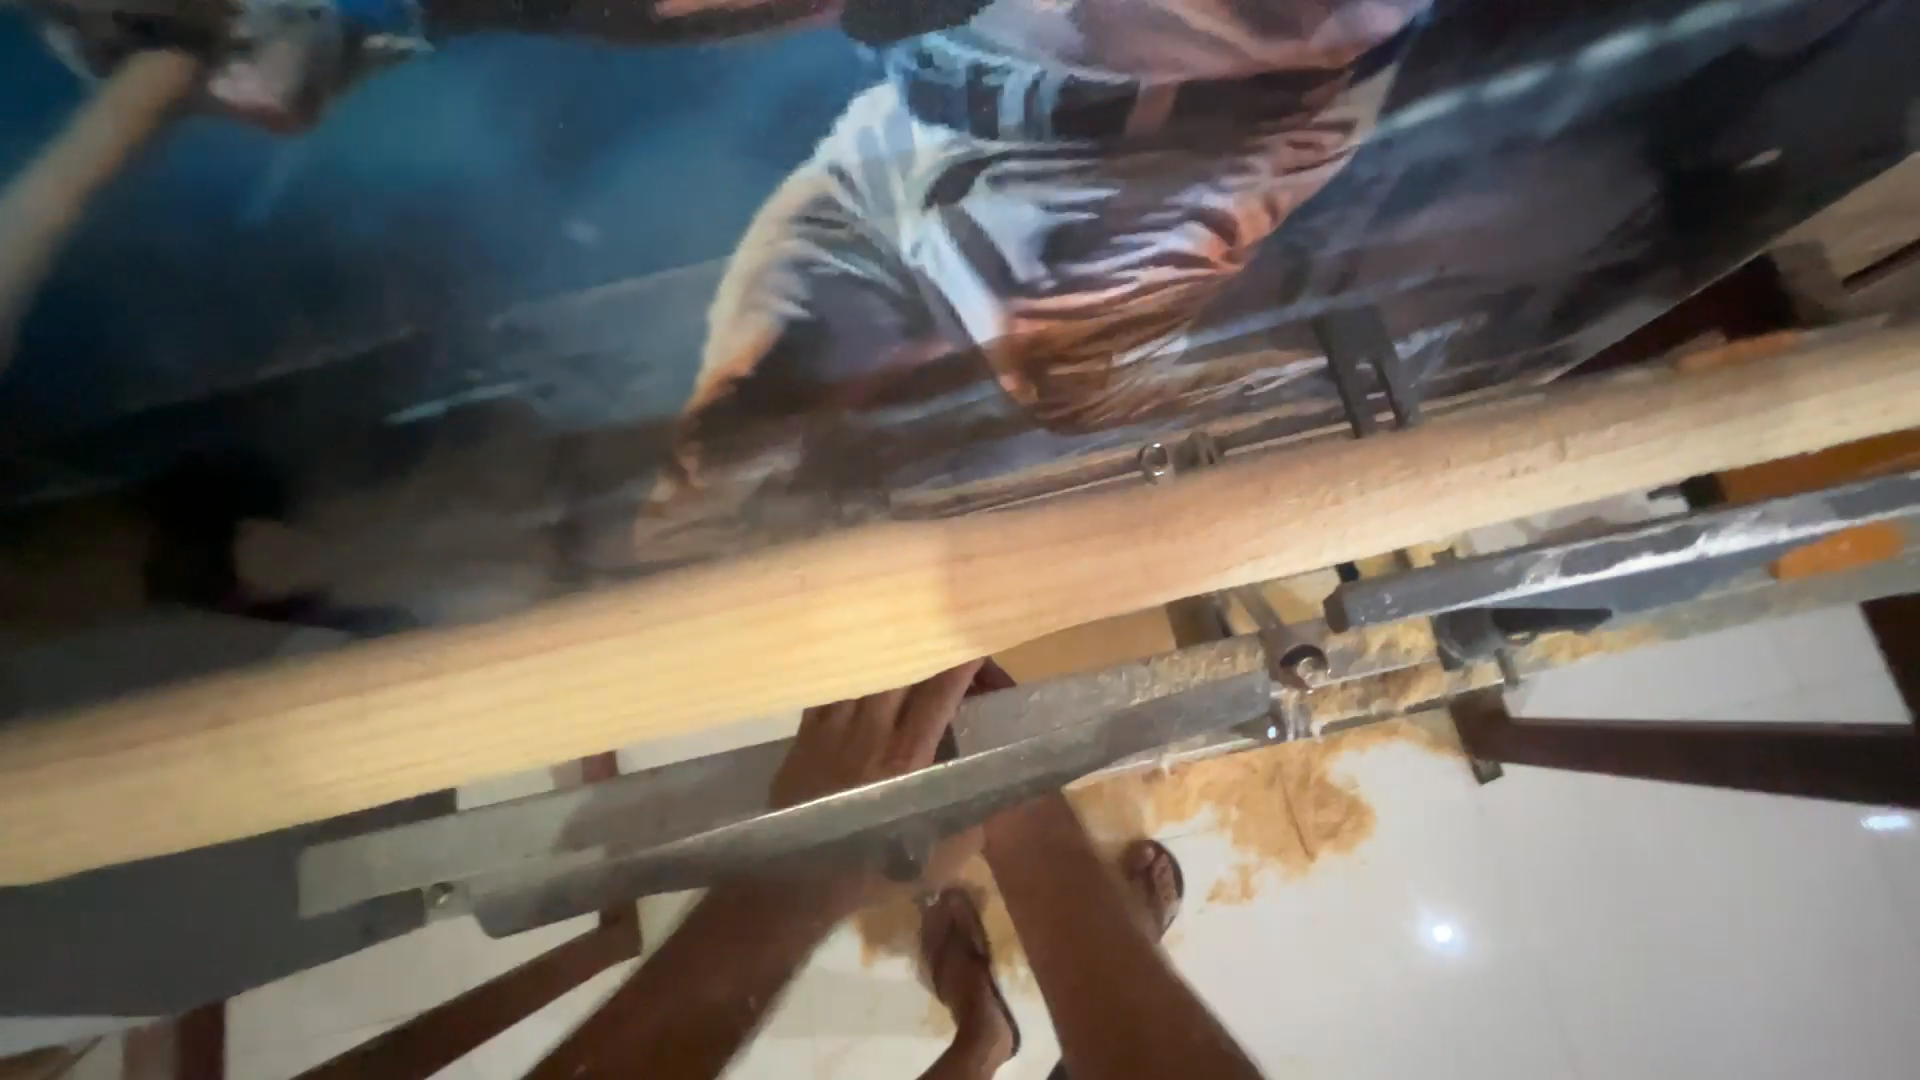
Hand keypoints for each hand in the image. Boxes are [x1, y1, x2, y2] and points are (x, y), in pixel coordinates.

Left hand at [768, 661, 985, 909]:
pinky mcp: (806, 733)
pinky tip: (860, 667)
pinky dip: (850, 672)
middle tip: (943, 643)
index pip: (940, 694)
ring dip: (888, 655)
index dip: (961, 665)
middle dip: (927, 650)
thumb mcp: (942, 857)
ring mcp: (834, 728)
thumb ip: (975, 822)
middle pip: (902, 670)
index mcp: (908, 758)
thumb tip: (1002, 799)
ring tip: (903, 645)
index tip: (976, 645)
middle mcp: (872, 732)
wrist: (799, 882)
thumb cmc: (875, 869)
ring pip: (865, 671)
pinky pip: (830, 686)